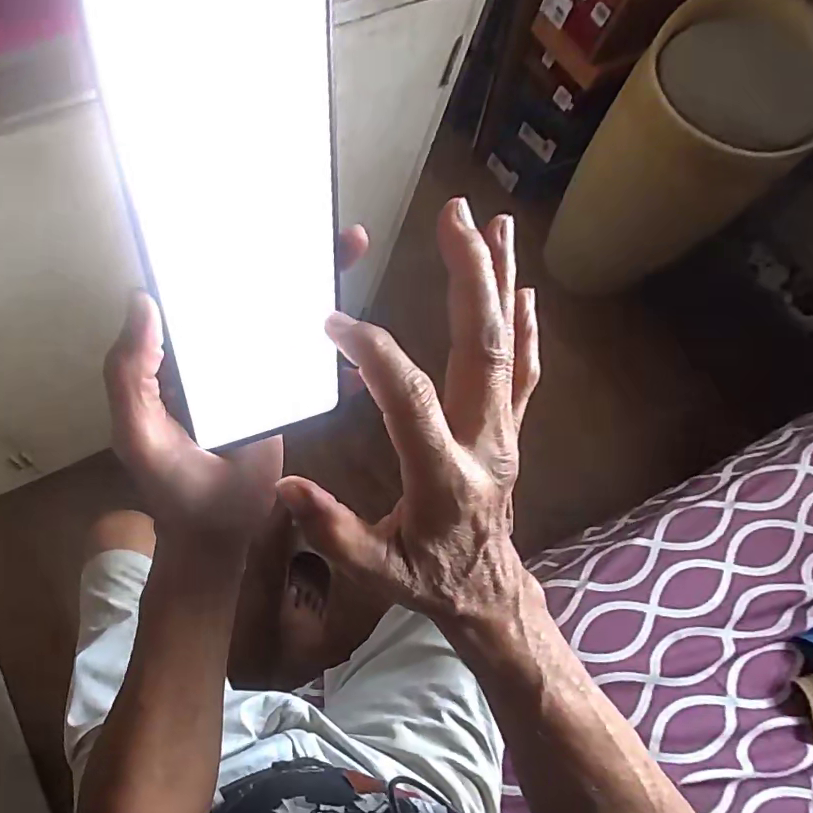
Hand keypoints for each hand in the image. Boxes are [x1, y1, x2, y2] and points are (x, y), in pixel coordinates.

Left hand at [106, 227, 368, 541]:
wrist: (219, 533)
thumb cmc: (171, 485)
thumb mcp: (136, 430)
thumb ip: (130, 372)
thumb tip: (143, 299)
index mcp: (179, 356)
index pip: (197, 292)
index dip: (217, 251)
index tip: (244, 211)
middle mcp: (218, 356)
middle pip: (250, 296)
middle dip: (282, 257)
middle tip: (314, 218)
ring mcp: (256, 376)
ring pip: (286, 323)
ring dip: (316, 289)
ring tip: (348, 247)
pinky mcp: (287, 399)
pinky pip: (310, 365)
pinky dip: (334, 349)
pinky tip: (360, 329)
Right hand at [276, 198, 540, 639]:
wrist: (488, 593)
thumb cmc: (428, 580)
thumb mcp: (374, 569)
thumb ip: (332, 530)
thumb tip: (288, 488)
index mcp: (443, 474)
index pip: (409, 396)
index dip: (372, 354)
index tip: (334, 325)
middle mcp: (484, 443)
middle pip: (481, 349)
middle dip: (467, 278)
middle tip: (455, 219)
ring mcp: (504, 433)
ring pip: (507, 348)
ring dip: (499, 283)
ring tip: (494, 225)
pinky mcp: (508, 432)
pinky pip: (523, 370)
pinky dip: (524, 324)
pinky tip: (521, 287)